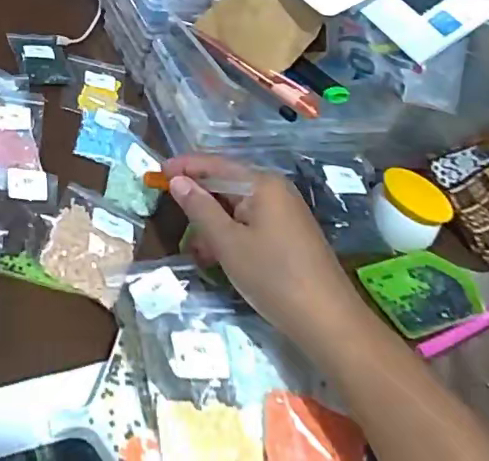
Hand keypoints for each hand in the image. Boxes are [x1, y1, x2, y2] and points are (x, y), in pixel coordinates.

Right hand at [164, 155, 357, 348]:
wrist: (331, 324)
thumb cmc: (274, 277)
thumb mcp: (228, 243)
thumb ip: (199, 207)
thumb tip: (177, 180)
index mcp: (261, 184)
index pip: (214, 164)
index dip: (184, 167)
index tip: (157, 174)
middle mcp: (275, 190)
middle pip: (226, 184)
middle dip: (199, 201)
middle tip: (173, 217)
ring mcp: (286, 212)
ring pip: (237, 206)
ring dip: (213, 223)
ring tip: (197, 250)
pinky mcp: (290, 234)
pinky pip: (251, 222)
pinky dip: (231, 234)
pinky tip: (220, 257)